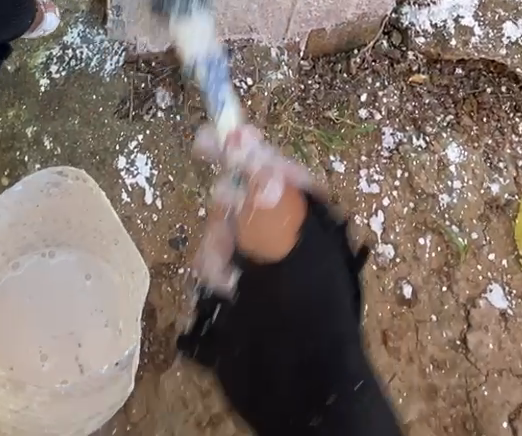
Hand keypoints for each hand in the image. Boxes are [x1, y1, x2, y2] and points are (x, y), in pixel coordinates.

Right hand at [177, 125, 401, 432]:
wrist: (299, 386)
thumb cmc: (306, 309)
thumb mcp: (287, 243)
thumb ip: (263, 193)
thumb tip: (248, 146)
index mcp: (309, 219)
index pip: (277, 170)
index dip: (250, 151)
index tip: (223, 135)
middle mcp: (284, 233)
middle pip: (242, 194)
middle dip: (228, 204)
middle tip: (217, 198)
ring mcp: (260, 261)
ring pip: (222, 228)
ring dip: (218, 246)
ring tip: (229, 274)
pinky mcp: (238, 286)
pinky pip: (212, 261)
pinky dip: (212, 271)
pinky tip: (224, 290)